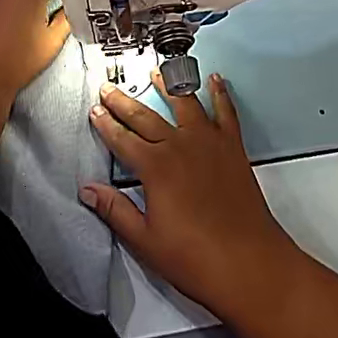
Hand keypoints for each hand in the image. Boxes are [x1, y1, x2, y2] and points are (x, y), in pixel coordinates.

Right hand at [82, 73, 303, 318]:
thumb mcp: (145, 240)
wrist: (247, 263)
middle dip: (124, 102)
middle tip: (109, 90)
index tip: (96, 112)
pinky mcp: (232, 147)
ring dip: (168, 86)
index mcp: (155, 168)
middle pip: (145, 116)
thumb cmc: (198, 258)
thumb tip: (90, 191)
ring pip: (183, 103)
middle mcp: (180, 146)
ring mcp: (208, 142)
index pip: (122, 139)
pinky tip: (215, 81)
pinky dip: (219, 93)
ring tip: (156, 74)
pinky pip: (225, 111)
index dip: (106, 125)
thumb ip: (116, 210)